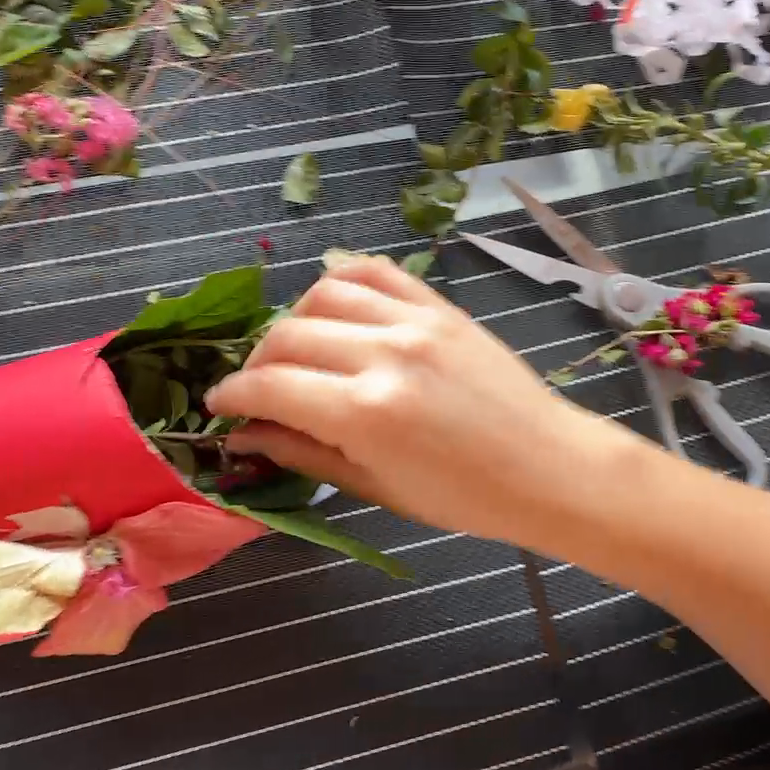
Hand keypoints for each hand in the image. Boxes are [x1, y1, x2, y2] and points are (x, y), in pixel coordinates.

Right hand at [206, 255, 637, 545]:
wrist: (549, 468)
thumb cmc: (463, 498)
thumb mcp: (375, 486)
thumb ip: (304, 452)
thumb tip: (246, 434)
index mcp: (366, 412)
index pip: (270, 387)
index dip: (233, 396)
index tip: (219, 406)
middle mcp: (384, 354)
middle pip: (287, 337)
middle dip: (255, 365)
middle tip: (255, 390)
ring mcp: (414, 321)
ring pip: (322, 294)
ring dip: (292, 321)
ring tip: (293, 351)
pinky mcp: (439, 306)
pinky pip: (374, 271)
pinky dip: (339, 282)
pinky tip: (331, 308)